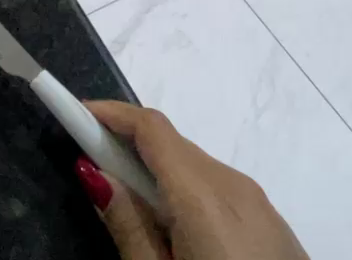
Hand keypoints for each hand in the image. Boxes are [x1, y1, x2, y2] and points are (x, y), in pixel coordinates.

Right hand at [76, 100, 308, 259]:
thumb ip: (128, 225)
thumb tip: (93, 172)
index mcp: (204, 197)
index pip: (150, 127)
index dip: (109, 113)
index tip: (73, 114)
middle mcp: (236, 187)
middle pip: (171, 145)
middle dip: (128, 148)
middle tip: (93, 173)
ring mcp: (263, 207)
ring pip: (195, 167)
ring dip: (159, 174)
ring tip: (137, 219)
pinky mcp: (278, 229)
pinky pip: (220, 191)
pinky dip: (189, 193)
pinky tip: (182, 238)